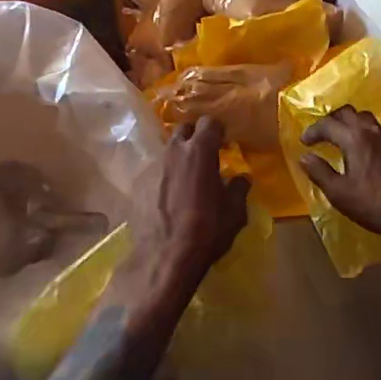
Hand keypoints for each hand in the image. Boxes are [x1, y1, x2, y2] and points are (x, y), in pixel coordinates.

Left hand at [123, 117, 250, 290]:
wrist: (164, 257)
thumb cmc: (206, 230)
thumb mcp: (234, 211)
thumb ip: (238, 188)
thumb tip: (241, 178)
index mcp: (199, 151)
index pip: (209, 122)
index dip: (219, 130)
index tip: (225, 144)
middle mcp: (173, 150)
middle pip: (184, 129)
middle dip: (195, 136)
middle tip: (206, 156)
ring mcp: (153, 166)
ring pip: (168, 150)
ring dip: (180, 157)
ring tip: (188, 179)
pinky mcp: (139, 184)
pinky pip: (156, 171)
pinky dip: (166, 177)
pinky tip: (171, 198)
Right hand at [299, 106, 380, 242]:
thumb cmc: (373, 204)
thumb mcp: (339, 193)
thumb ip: (319, 172)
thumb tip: (304, 157)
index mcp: (354, 138)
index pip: (328, 124)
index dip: (312, 131)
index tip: (304, 142)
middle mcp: (370, 131)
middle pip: (347, 112)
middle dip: (330, 120)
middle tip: (320, 134)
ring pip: (363, 117)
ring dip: (348, 122)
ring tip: (339, 136)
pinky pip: (375, 128)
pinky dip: (362, 130)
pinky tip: (360, 147)